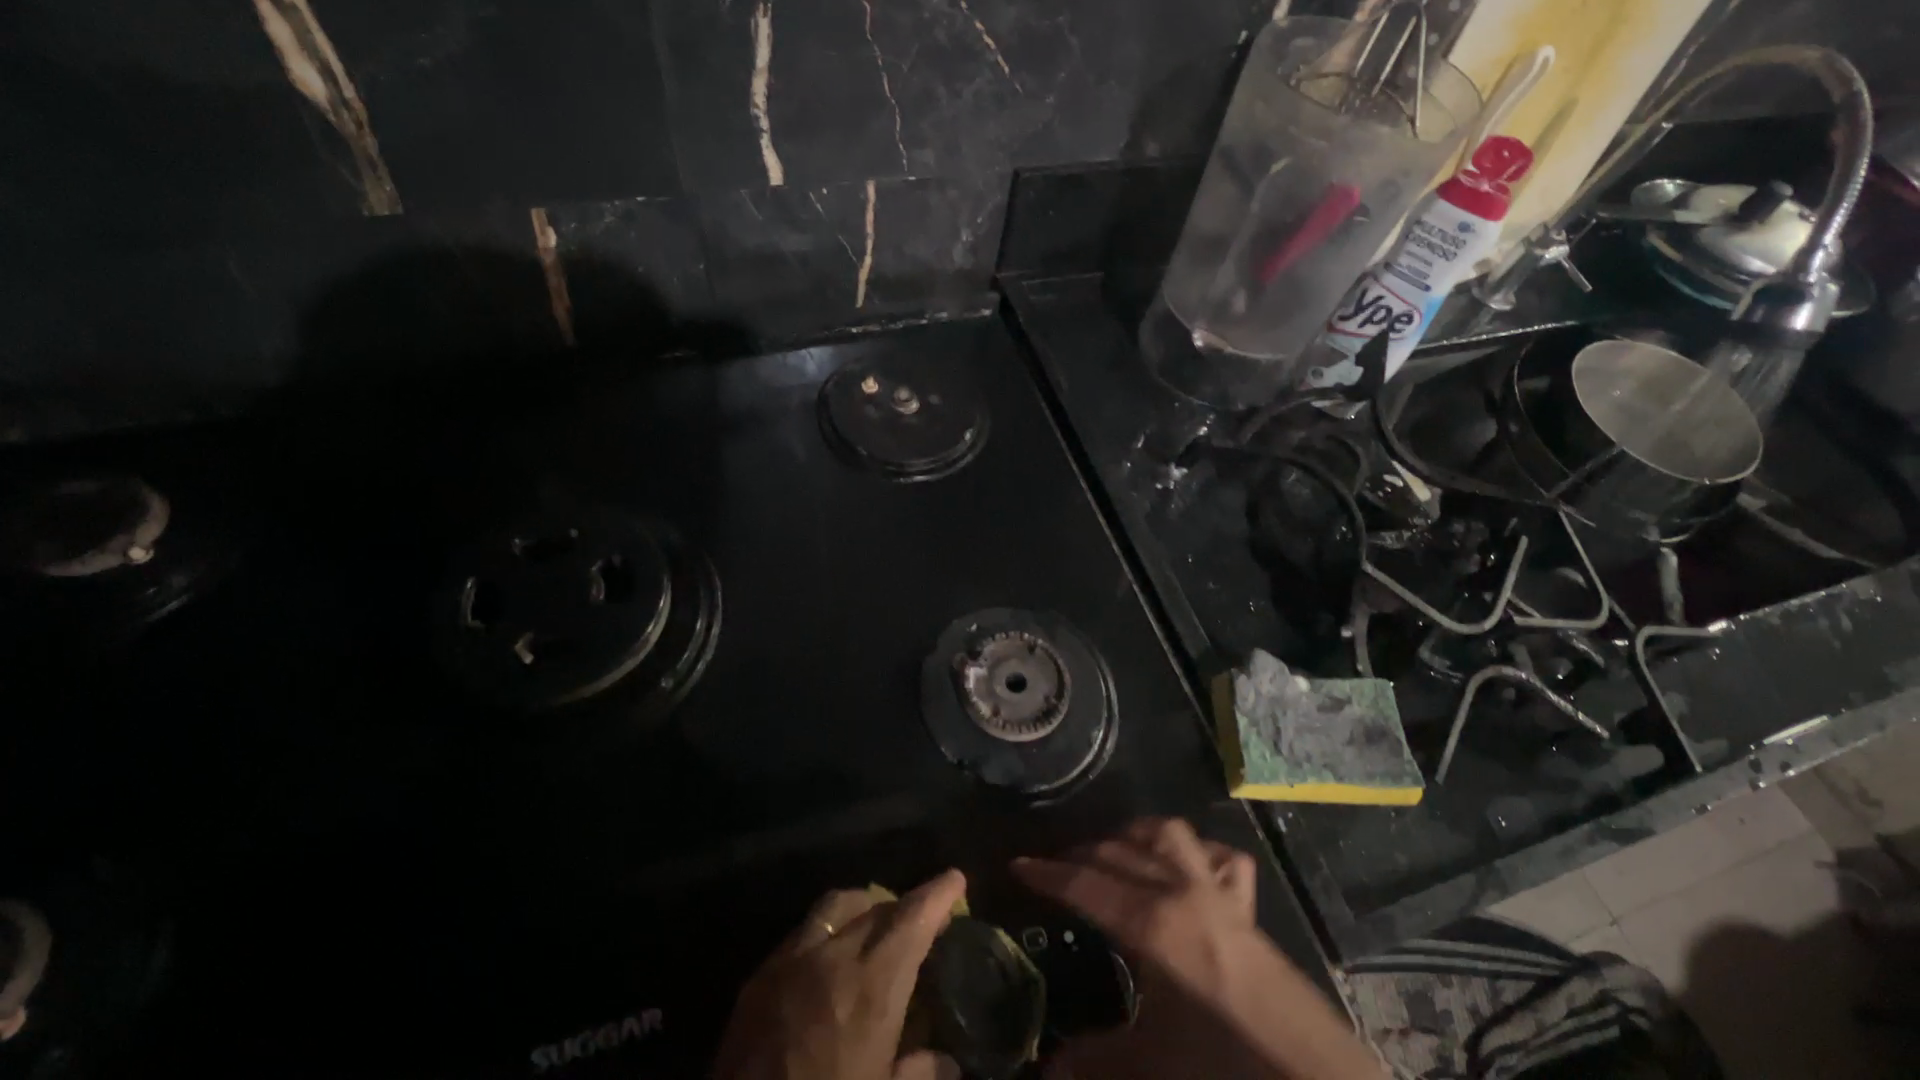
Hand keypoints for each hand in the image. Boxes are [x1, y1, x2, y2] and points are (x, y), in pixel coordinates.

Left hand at [713, 870, 966, 1079]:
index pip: (912, 919)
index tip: (955, 879)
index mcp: (873, 986)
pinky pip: (800, 932)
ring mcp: (789, 961)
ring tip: (874, 927)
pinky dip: (825, 931)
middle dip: (905, 907)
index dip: (937, 895)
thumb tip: (947, 1062)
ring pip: (833, 907)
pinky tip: (828, 959)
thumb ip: (920, 1071)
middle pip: (876, 908)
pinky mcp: (758, 977)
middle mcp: (832, 958)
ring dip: (862, 908)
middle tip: (922, 922)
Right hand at [1014, 818, 1378, 1079]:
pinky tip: (1181, 870)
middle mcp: (1181, 892)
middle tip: (1054, 868)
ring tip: (1109, 852)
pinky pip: (1218, 858)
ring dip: (1133, 836)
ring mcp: (1219, 893)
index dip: (1048, 875)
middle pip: (1120, 852)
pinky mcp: (1246, 907)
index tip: (1018, 867)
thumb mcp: (1149, 1062)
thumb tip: (1049, 1070)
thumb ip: (1094, 1060)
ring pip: (1169, 835)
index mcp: (1151, 923)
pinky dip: (1193, 853)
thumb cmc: (1222, 1061)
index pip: (1086, 884)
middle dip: (1081, 853)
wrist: (1311, 1072)